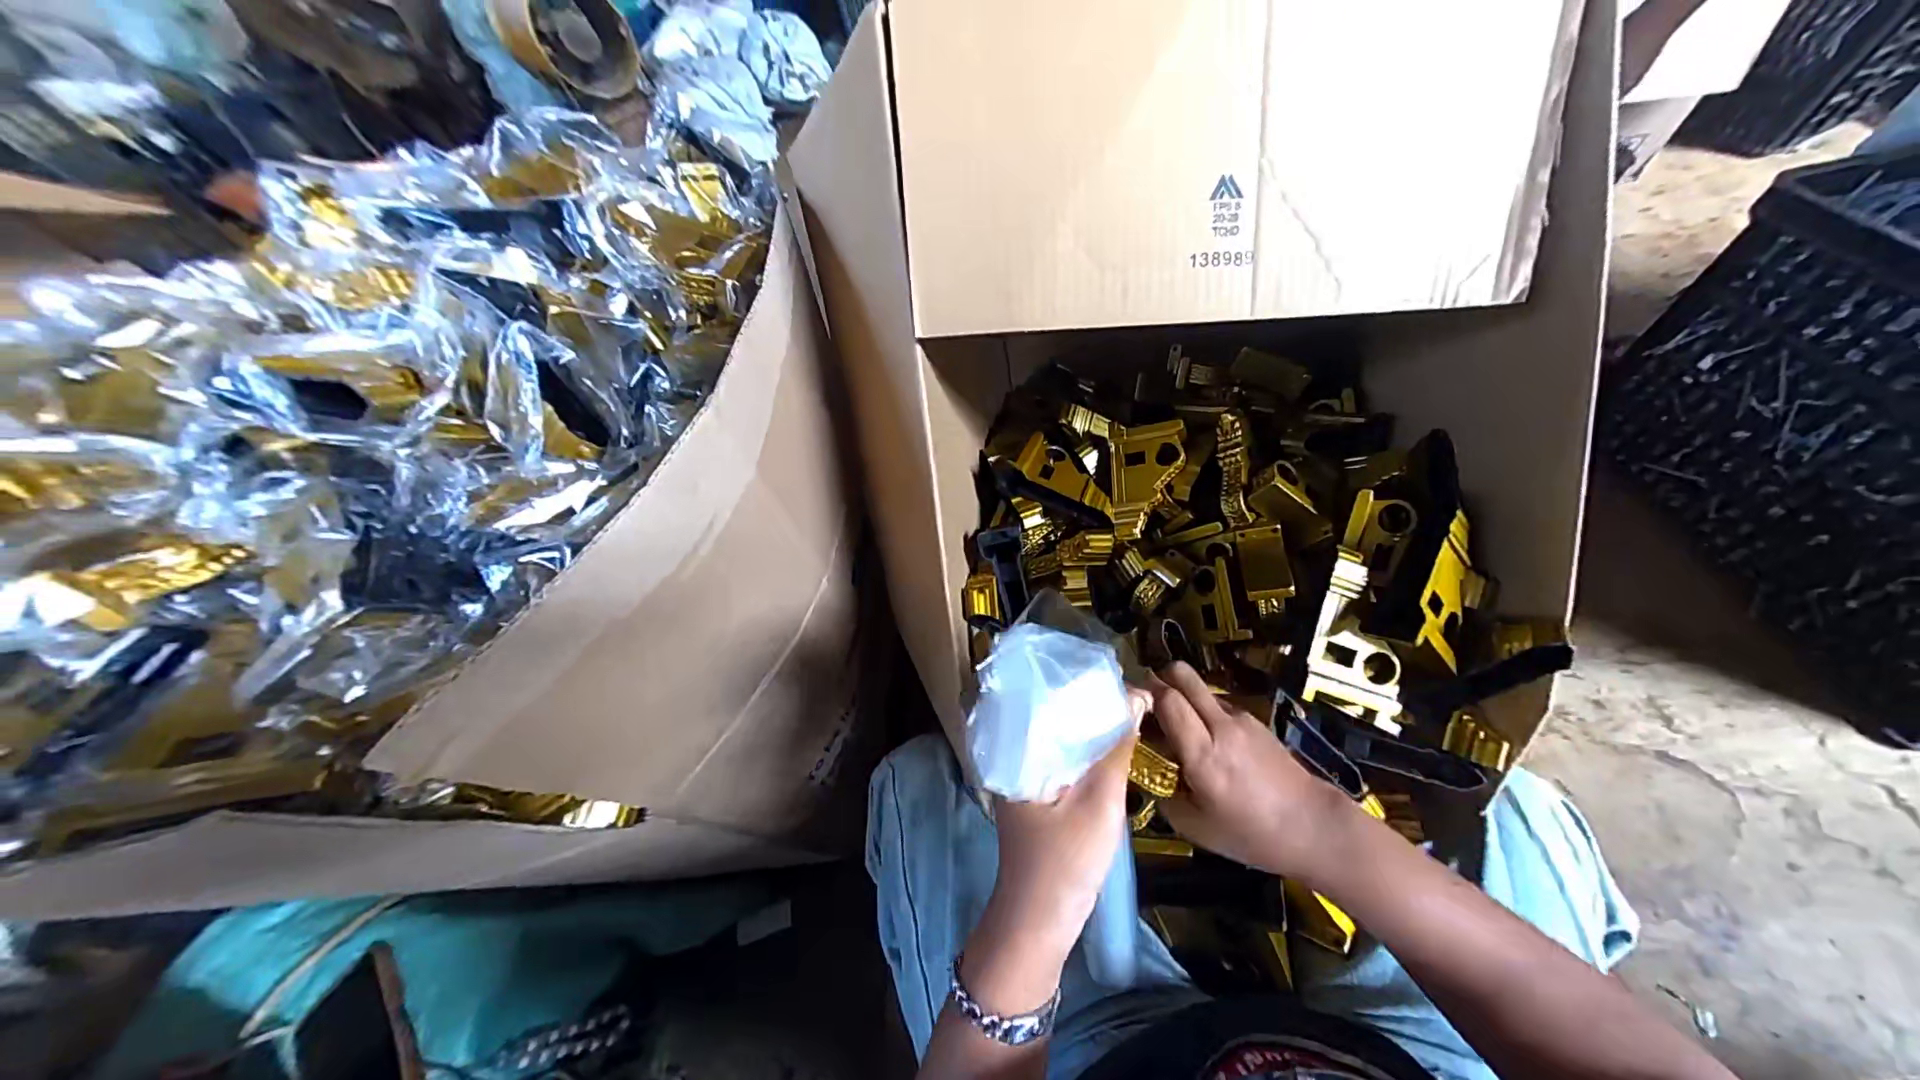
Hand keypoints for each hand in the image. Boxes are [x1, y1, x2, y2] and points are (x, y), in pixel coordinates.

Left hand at [962, 691, 1145, 1015]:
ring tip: (1121, 707)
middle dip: (1083, 701)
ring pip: (1055, 737)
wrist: (1040, 921)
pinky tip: (1106, 745)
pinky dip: (1082, 749)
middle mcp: (1012, 757)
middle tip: (1124, 688)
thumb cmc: (1066, 861)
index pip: (1041, 698)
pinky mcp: (1036, 795)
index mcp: (1015, 750)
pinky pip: (1058, 758)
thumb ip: (1115, 750)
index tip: (1113, 673)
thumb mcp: (1098, 803)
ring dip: (1085, 725)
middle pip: (1048, 715)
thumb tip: (1136, 697)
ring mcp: (1023, 778)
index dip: (1077, 683)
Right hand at [1149, 663, 1357, 880]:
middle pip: (1183, 675)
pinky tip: (1204, 741)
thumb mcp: (1193, 825)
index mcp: (1203, 752)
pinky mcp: (1255, 721)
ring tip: (1174, 727)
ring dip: (1181, 696)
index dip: (1143, 693)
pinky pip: (1217, 704)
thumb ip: (1161, 791)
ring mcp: (1241, 719)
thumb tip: (1142, 768)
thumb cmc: (1251, 834)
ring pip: (1199, 688)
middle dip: (1158, 678)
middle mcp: (1221, 726)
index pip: (1167, 699)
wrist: (1315, 828)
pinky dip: (1201, 711)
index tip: (1127, 703)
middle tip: (1144, 700)